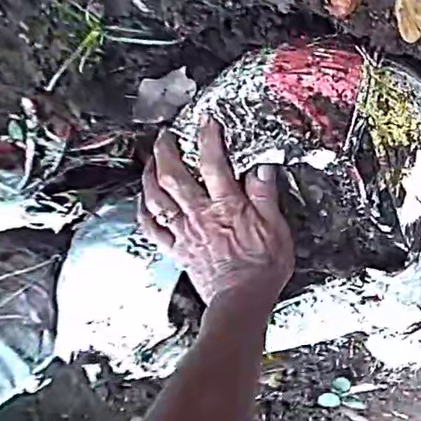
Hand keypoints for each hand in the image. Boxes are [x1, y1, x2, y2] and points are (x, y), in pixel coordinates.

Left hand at [139, 118, 294, 306]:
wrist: (243, 299)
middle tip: (166, 136)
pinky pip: (152, 228)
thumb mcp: (277, 227)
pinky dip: (144, 211)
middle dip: (167, 151)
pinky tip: (143, 202)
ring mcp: (184, 232)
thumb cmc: (263, 266)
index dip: (209, 139)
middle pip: (174, 176)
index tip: (206, 122)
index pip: (214, 164)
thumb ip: (265, 196)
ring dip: (149, 176)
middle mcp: (200, 215)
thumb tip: (261, 168)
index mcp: (227, 206)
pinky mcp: (176, 249)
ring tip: (150, 162)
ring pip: (156, 198)